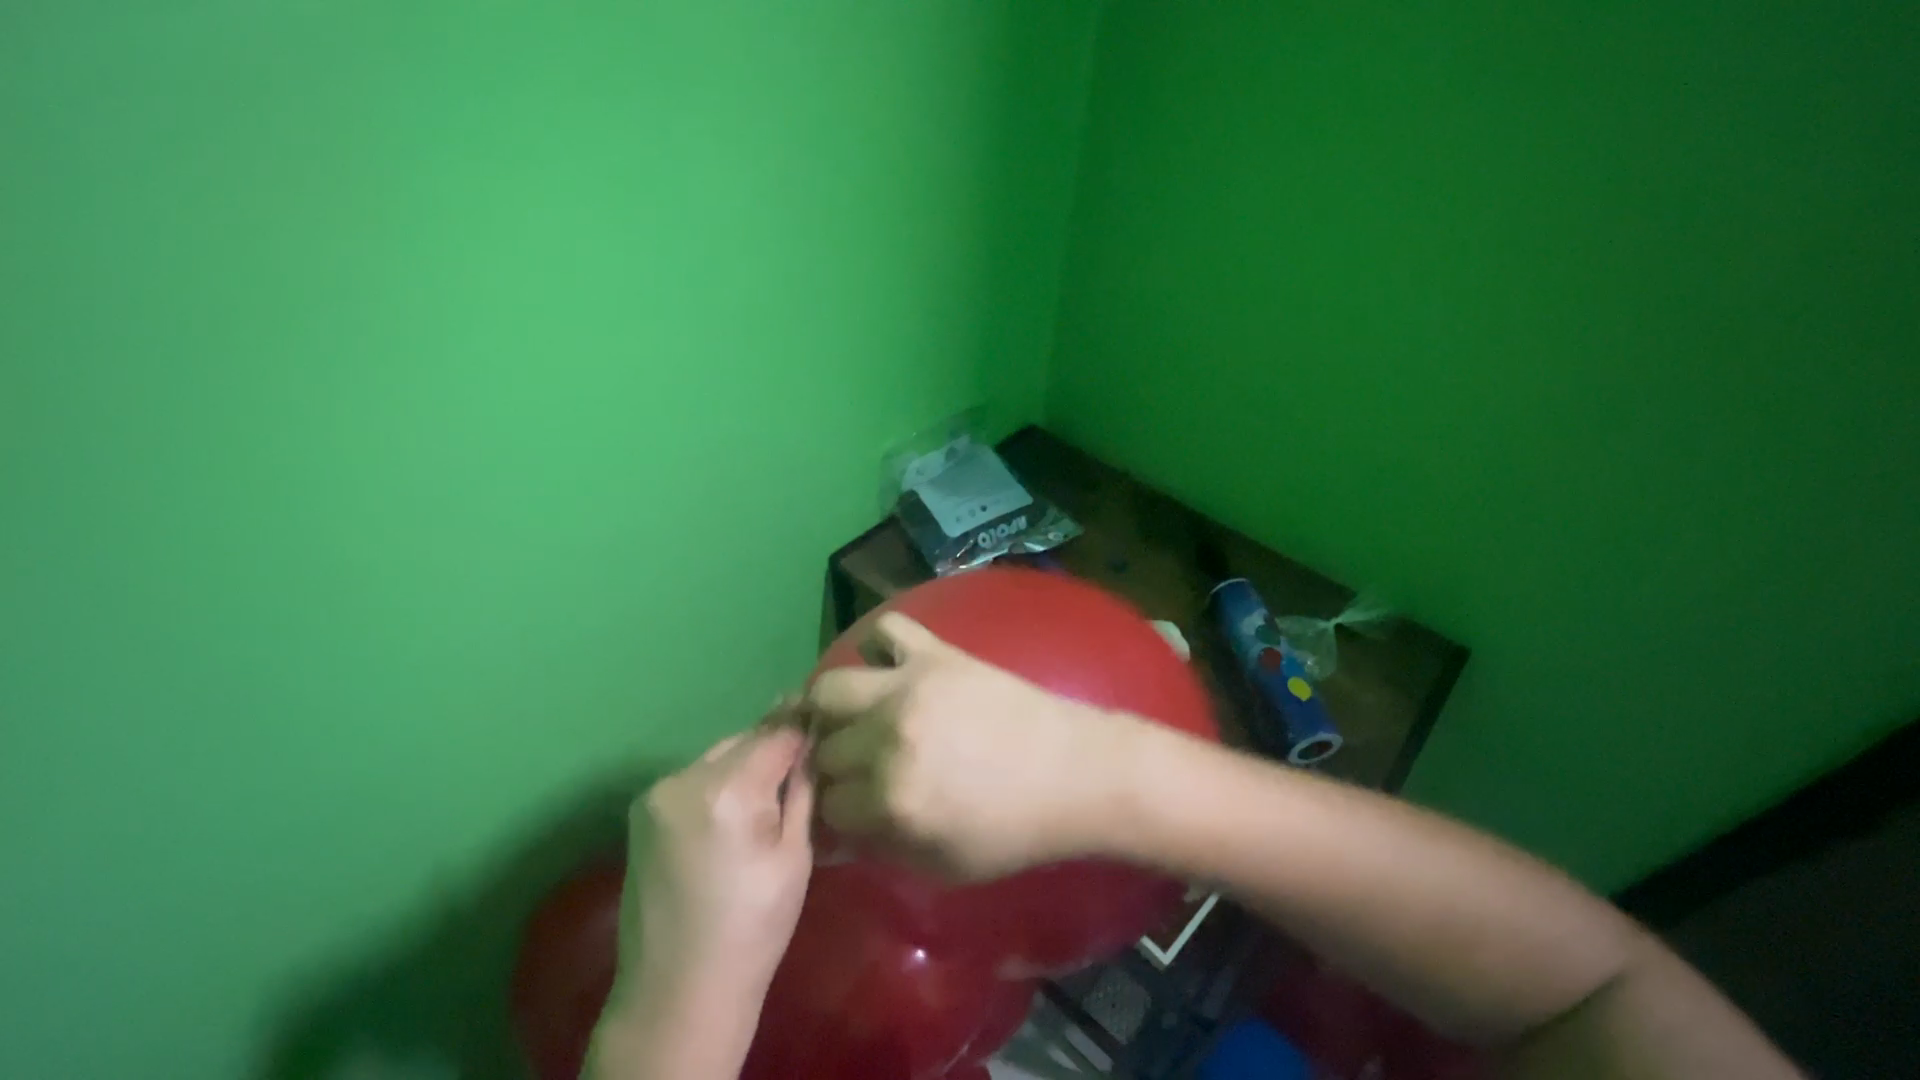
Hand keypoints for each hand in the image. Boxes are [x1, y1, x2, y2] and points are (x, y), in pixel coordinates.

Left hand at [621, 714, 814, 1004]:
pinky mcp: (641, 812)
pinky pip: (693, 779)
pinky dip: (718, 785)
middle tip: (804, 765)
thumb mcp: (796, 857)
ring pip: (717, 757)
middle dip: (773, 747)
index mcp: (728, 790)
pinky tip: (734, 815)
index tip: (825, 718)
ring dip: (744, 765)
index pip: (776, 732)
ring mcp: (655, 793)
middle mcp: (684, 778)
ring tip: (769, 795)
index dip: (803, 723)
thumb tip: (811, 746)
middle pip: (743, 740)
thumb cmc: (754, 928)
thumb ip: (802, 791)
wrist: (678, 990)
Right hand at [805, 613, 1148, 880]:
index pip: (824, 804)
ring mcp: (908, 688)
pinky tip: (888, 671)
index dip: (834, 812)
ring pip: (829, 686)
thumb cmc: (1014, 831)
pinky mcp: (935, 654)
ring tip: (850, 717)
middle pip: (822, 747)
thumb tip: (837, 831)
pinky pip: (886, 629)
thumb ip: (881, 848)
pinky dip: (877, 646)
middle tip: (852, 767)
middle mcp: (888, 738)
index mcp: (892, 801)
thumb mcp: (943, 867)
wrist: (1076, 773)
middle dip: (831, 764)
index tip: (849, 810)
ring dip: (830, 707)